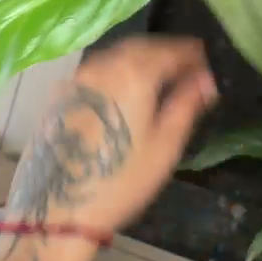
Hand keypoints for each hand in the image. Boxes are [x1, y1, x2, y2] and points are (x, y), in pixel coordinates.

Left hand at [2, 36, 216, 236]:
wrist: (55, 213)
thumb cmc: (121, 181)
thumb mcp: (165, 145)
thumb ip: (187, 105)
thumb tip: (206, 80)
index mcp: (134, 74)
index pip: (171, 50)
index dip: (192, 55)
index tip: (205, 63)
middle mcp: (102, 67)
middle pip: (141, 47)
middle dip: (165, 52)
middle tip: (185, 67)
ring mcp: (76, 80)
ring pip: (115, 57)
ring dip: (140, 59)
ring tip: (158, 78)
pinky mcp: (58, 97)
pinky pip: (95, 72)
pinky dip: (116, 72)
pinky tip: (124, 92)